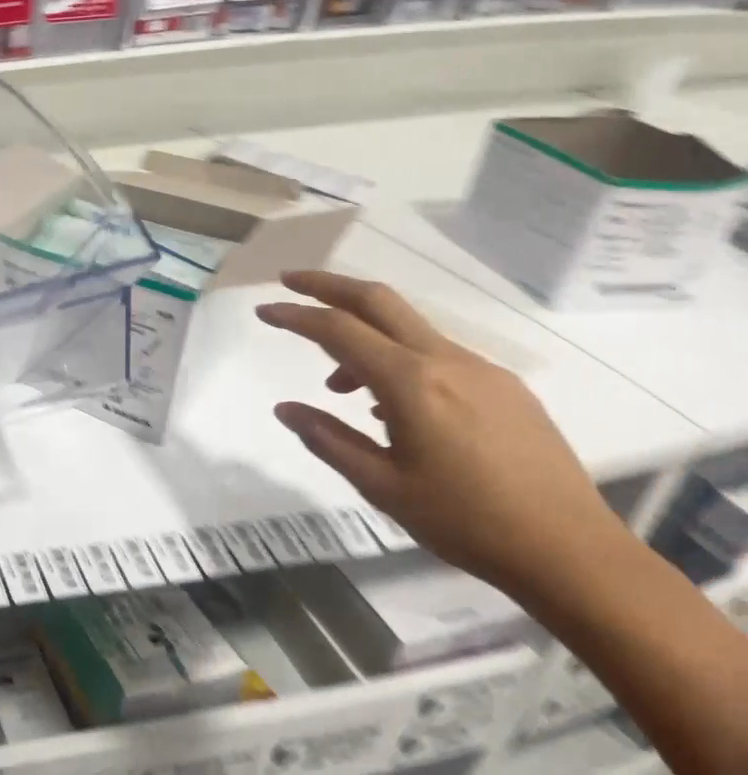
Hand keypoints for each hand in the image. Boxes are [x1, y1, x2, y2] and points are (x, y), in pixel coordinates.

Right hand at [256, 270, 626, 598]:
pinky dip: (399, 359)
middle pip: (380, 301)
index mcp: (412, 383)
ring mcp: (484, 372)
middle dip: (329, 285)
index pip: (339, 330)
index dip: (296, 316)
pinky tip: (391, 405)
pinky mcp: (507, 390)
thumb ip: (328, 439)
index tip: (263, 311)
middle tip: (290, 283)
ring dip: (364, 334)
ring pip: (409, 330)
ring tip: (337, 383)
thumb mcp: (381, 486)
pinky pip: (438, 355)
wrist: (573, 554)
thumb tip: (285, 408)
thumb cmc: (465, 522)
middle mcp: (448, 363)